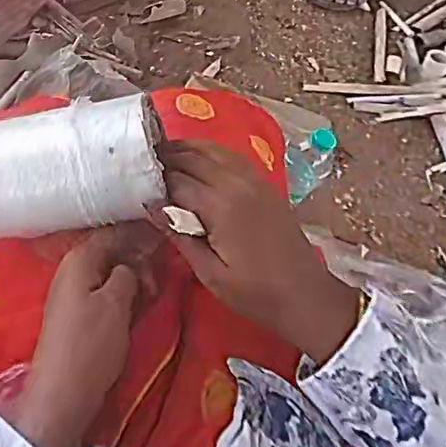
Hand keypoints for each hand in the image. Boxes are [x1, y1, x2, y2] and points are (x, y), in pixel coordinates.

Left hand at [15, 228, 145, 446]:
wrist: (62, 393)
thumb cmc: (90, 344)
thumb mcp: (116, 304)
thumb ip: (126, 274)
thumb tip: (129, 266)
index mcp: (79, 258)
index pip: (112, 233)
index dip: (138, 234)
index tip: (162, 237)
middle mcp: (72, 269)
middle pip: (109, 252)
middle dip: (137, 259)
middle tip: (162, 273)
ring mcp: (72, 291)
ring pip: (108, 273)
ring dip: (132, 278)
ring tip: (154, 291)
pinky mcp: (76, 313)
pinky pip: (103, 292)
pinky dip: (122, 294)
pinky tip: (138, 304)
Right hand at [153, 142, 361, 360]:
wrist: (308, 298)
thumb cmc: (257, 293)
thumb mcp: (211, 274)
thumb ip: (179, 235)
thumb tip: (151, 206)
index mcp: (220, 205)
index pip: (176, 180)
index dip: (154, 182)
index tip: (136, 186)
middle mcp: (235, 182)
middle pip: (190, 157)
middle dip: (164, 158)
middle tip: (142, 166)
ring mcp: (251, 178)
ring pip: (209, 148)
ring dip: (184, 148)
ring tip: (162, 155)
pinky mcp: (262, 181)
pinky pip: (228, 154)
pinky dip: (207, 150)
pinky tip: (195, 156)